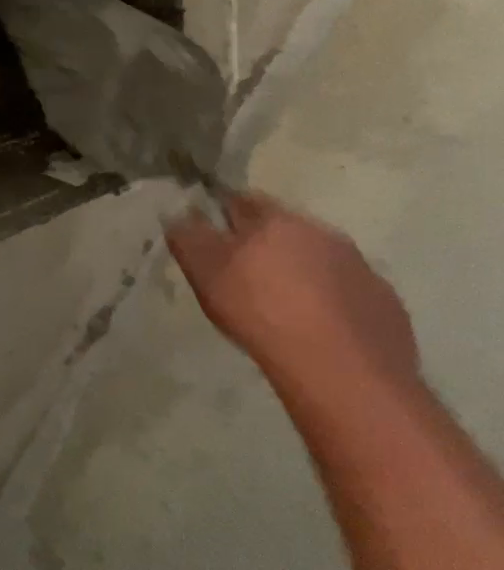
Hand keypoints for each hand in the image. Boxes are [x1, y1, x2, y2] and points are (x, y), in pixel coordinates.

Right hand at [168, 192, 419, 390]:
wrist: (341, 369)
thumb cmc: (259, 309)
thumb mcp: (203, 270)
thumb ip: (187, 235)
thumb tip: (180, 213)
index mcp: (277, 220)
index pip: (243, 200)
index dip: (222, 212)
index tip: (209, 231)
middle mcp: (325, 234)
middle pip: (286, 230)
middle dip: (265, 243)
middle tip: (242, 269)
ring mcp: (364, 270)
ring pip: (321, 260)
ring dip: (300, 271)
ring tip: (281, 301)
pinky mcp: (388, 305)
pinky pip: (350, 292)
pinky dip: (331, 300)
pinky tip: (317, 326)